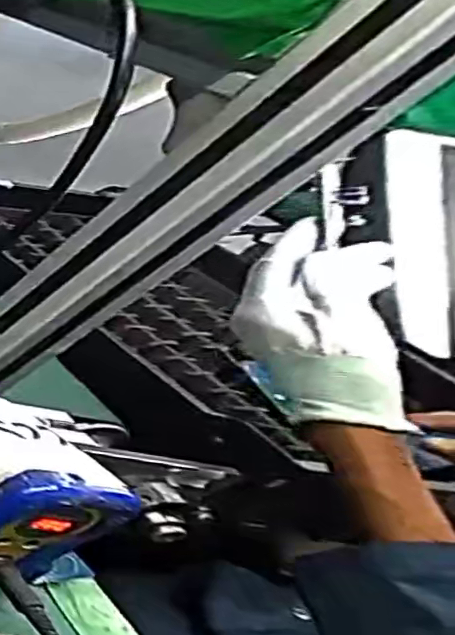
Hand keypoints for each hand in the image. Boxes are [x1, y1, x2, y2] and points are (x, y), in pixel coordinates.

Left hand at [232, 216, 410, 432]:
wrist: (344, 410)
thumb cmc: (344, 371)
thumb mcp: (341, 313)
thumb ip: (327, 280)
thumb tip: (322, 256)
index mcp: (261, 308)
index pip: (273, 262)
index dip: (295, 240)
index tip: (312, 223)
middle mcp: (255, 317)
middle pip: (288, 275)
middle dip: (329, 258)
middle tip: (370, 249)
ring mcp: (267, 330)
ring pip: (301, 289)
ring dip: (339, 275)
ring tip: (378, 269)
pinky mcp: (285, 341)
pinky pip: (305, 306)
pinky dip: (333, 294)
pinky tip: (362, 291)